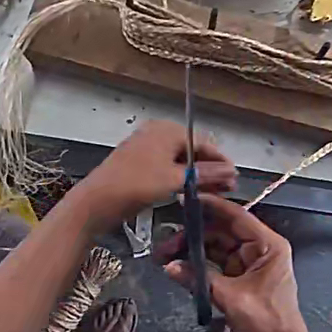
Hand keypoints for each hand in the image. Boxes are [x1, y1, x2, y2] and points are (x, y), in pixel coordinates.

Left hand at [62, 120, 236, 233]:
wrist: (96, 201)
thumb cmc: (137, 185)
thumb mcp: (176, 180)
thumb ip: (206, 174)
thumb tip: (232, 171)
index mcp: (167, 130)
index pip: (204, 143)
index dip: (221, 162)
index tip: (235, 179)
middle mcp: (157, 133)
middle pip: (192, 151)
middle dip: (210, 170)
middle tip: (227, 189)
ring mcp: (146, 147)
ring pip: (180, 161)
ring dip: (197, 176)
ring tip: (213, 193)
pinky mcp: (139, 163)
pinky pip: (167, 167)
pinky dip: (180, 178)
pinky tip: (190, 191)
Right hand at [156, 194, 310, 331]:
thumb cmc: (267, 322)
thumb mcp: (231, 298)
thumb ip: (199, 279)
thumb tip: (170, 266)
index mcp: (268, 245)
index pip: (237, 216)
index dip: (211, 206)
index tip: (187, 200)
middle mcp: (260, 248)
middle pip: (222, 231)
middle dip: (194, 234)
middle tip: (167, 241)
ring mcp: (249, 262)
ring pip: (217, 246)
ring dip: (193, 250)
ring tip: (167, 255)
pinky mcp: (240, 277)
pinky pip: (217, 263)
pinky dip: (200, 264)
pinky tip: (180, 265)